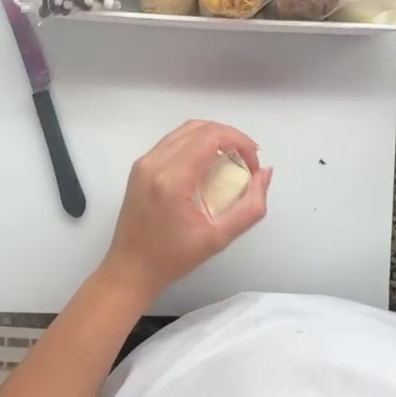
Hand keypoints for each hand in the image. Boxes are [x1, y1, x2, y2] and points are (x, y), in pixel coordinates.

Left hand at [98, 120, 272, 299]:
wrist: (130, 269)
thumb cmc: (173, 258)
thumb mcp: (219, 238)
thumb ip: (250, 207)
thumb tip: (265, 174)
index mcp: (172, 179)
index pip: (212, 136)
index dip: (240, 142)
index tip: (253, 165)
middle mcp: (154, 163)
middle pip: (199, 127)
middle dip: (230, 137)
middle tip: (247, 161)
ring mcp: (143, 163)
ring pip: (184, 131)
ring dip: (212, 138)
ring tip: (231, 161)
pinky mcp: (139, 168)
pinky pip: (172, 142)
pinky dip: (195, 145)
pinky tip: (208, 166)